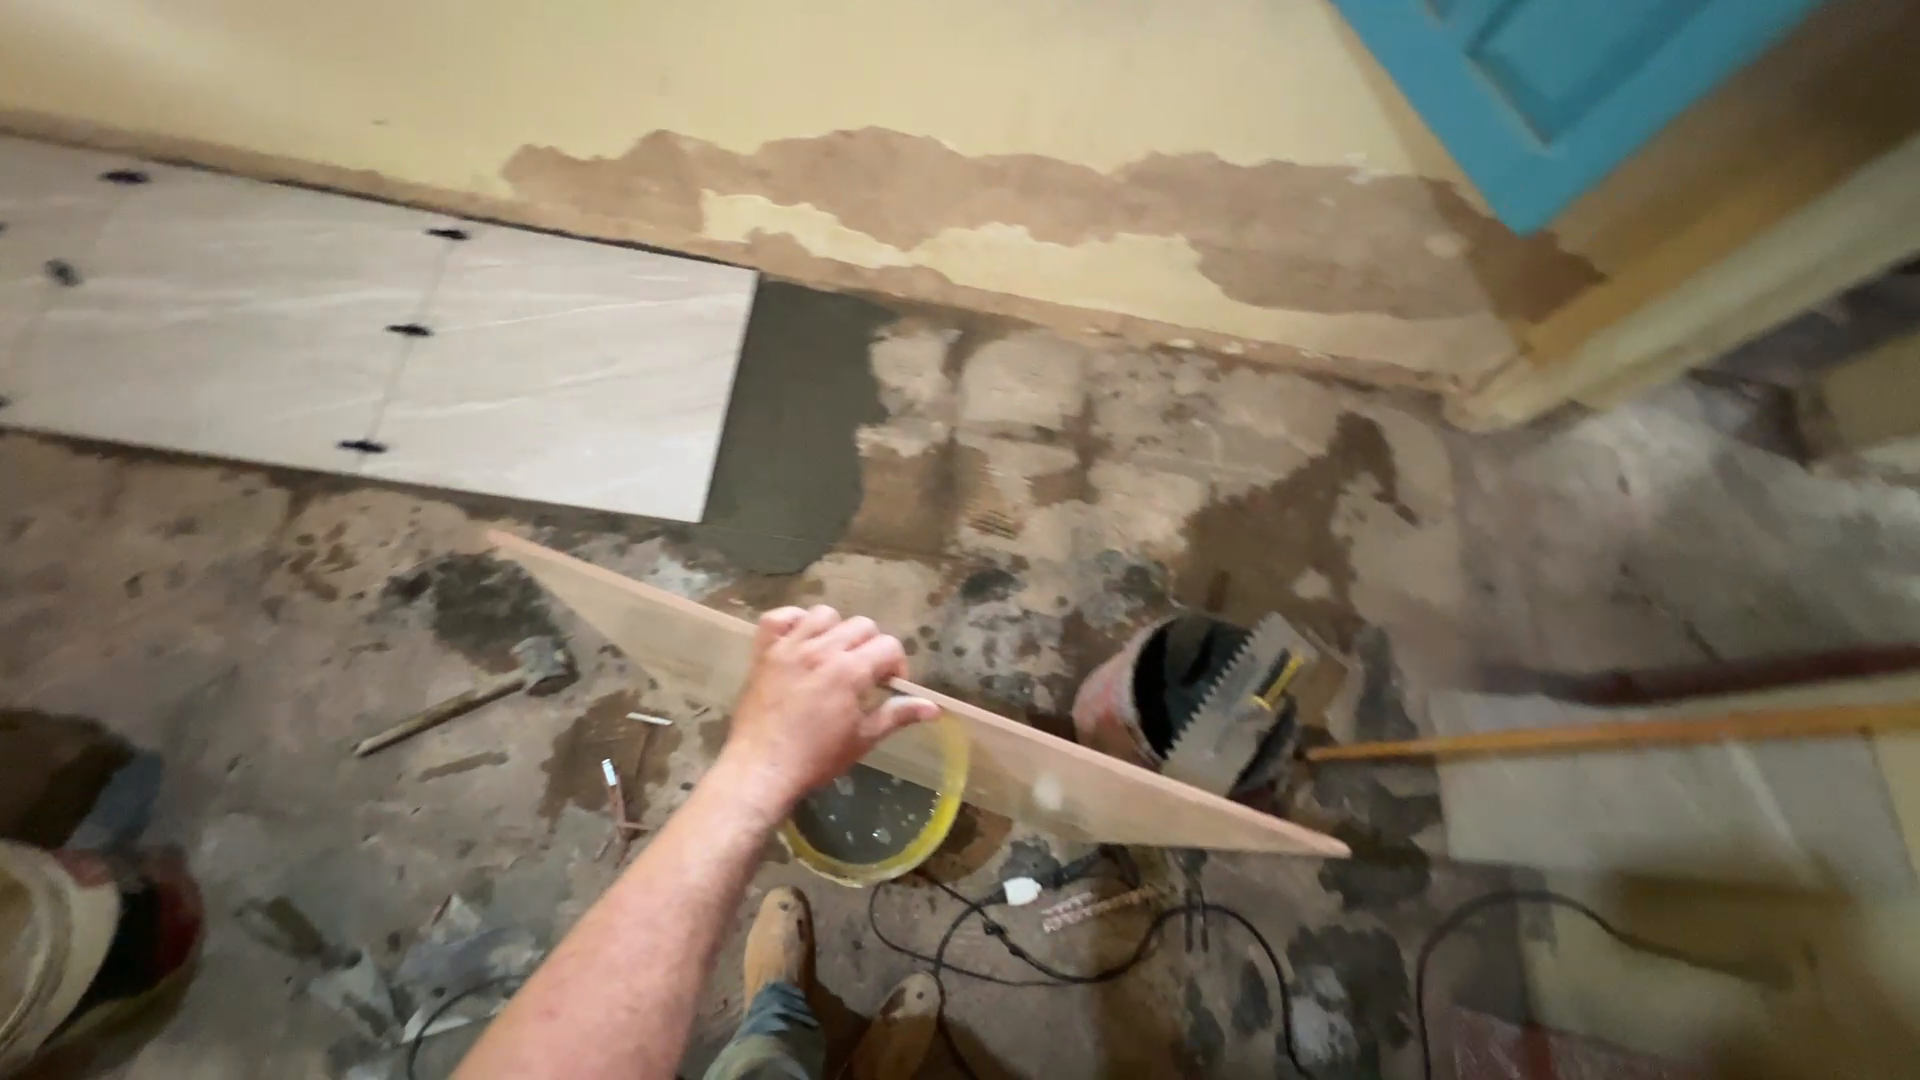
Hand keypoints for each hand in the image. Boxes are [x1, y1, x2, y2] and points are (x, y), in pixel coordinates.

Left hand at [718, 605, 938, 811]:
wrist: (761, 770)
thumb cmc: (816, 759)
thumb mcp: (863, 739)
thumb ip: (898, 715)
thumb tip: (934, 708)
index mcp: (850, 671)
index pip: (889, 646)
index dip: (895, 665)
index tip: (887, 687)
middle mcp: (822, 650)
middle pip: (861, 625)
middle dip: (870, 647)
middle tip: (863, 675)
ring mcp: (790, 647)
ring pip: (824, 614)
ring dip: (836, 631)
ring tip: (833, 655)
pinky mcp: (764, 652)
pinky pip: (779, 617)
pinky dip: (792, 621)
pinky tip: (800, 640)